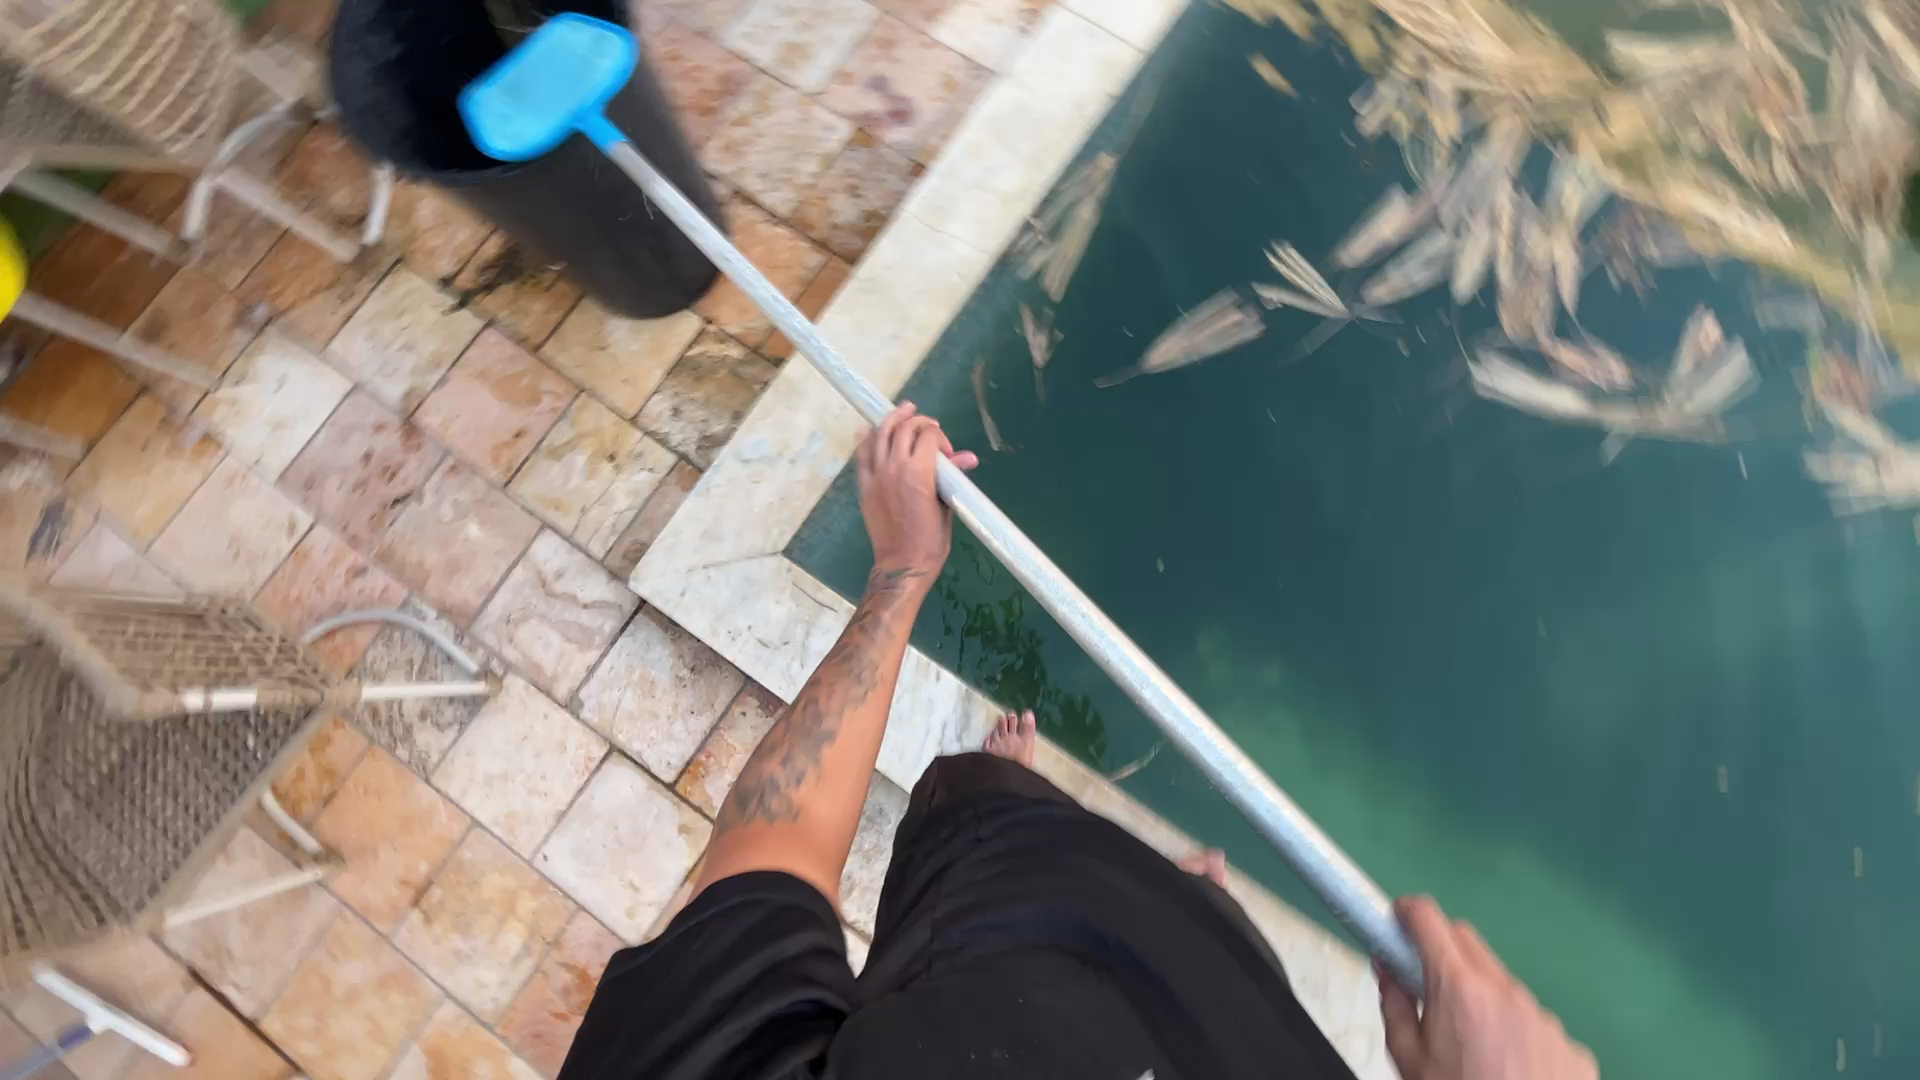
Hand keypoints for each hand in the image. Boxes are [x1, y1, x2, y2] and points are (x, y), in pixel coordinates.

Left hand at [857, 403, 976, 585]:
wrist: (902, 563)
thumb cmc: (931, 539)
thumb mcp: (947, 505)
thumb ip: (952, 477)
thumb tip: (968, 458)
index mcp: (919, 472)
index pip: (928, 435)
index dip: (940, 437)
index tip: (947, 452)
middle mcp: (894, 467)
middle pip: (905, 428)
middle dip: (920, 422)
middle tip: (929, 425)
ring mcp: (876, 475)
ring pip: (881, 434)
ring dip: (893, 419)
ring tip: (904, 411)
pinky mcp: (865, 485)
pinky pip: (862, 454)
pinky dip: (867, 438)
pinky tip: (871, 429)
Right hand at [1379, 896, 1597, 1079]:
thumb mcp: (1408, 1058)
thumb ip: (1393, 1003)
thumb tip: (1387, 968)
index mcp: (1459, 988)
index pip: (1428, 917)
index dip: (1406, 912)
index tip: (1395, 924)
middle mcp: (1506, 992)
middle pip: (1466, 938)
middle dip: (1439, 945)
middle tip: (1424, 979)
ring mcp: (1545, 1019)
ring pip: (1501, 981)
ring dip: (1479, 990)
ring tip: (1473, 1041)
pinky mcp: (1574, 1049)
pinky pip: (1535, 1021)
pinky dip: (1515, 1028)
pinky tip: (1511, 1069)